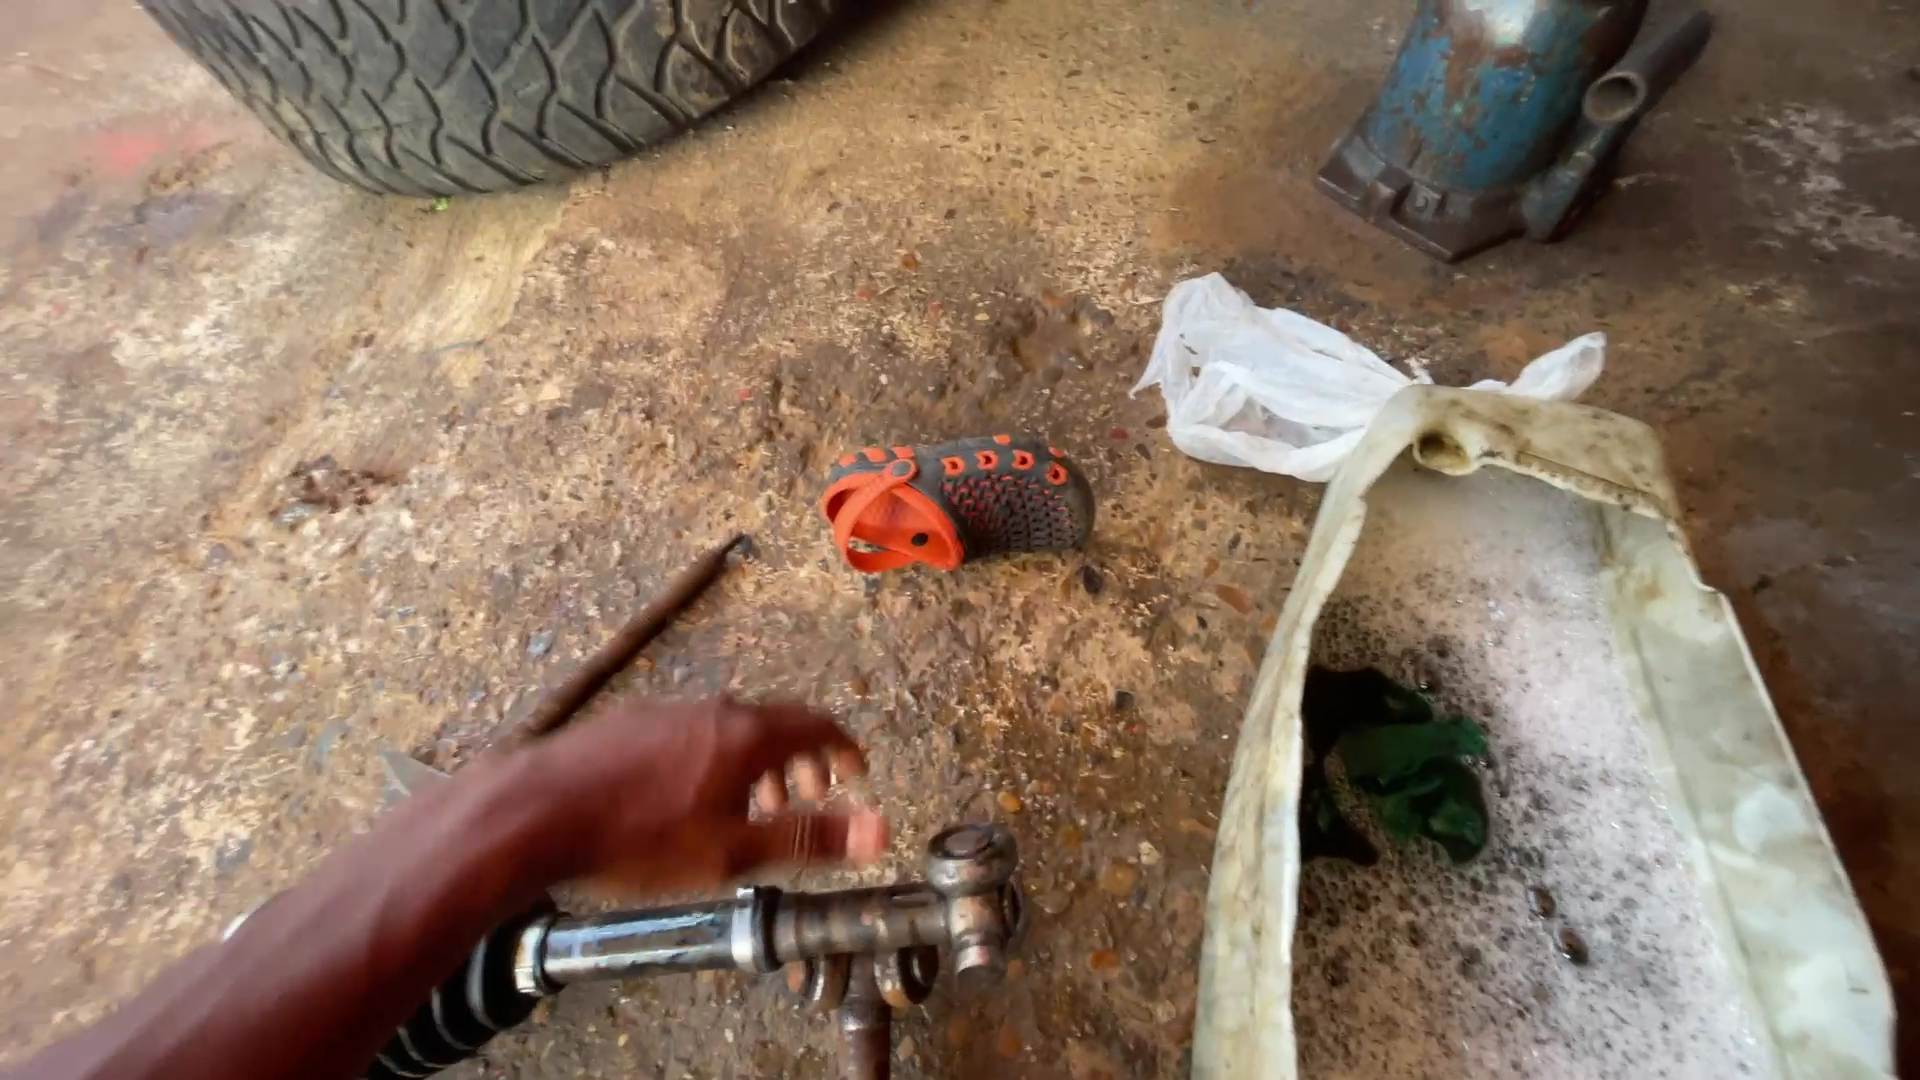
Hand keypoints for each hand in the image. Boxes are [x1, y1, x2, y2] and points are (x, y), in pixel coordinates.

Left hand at [523, 698, 888, 893]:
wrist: (534, 810)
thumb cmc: (641, 837)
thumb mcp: (734, 852)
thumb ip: (811, 838)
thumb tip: (881, 830)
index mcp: (749, 734)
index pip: (819, 726)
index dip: (845, 749)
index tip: (856, 772)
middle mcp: (717, 710)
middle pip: (778, 725)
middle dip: (802, 762)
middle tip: (807, 799)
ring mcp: (673, 711)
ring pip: (735, 729)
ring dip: (759, 763)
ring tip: (750, 806)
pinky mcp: (636, 721)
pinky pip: (697, 732)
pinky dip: (718, 758)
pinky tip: (691, 795)